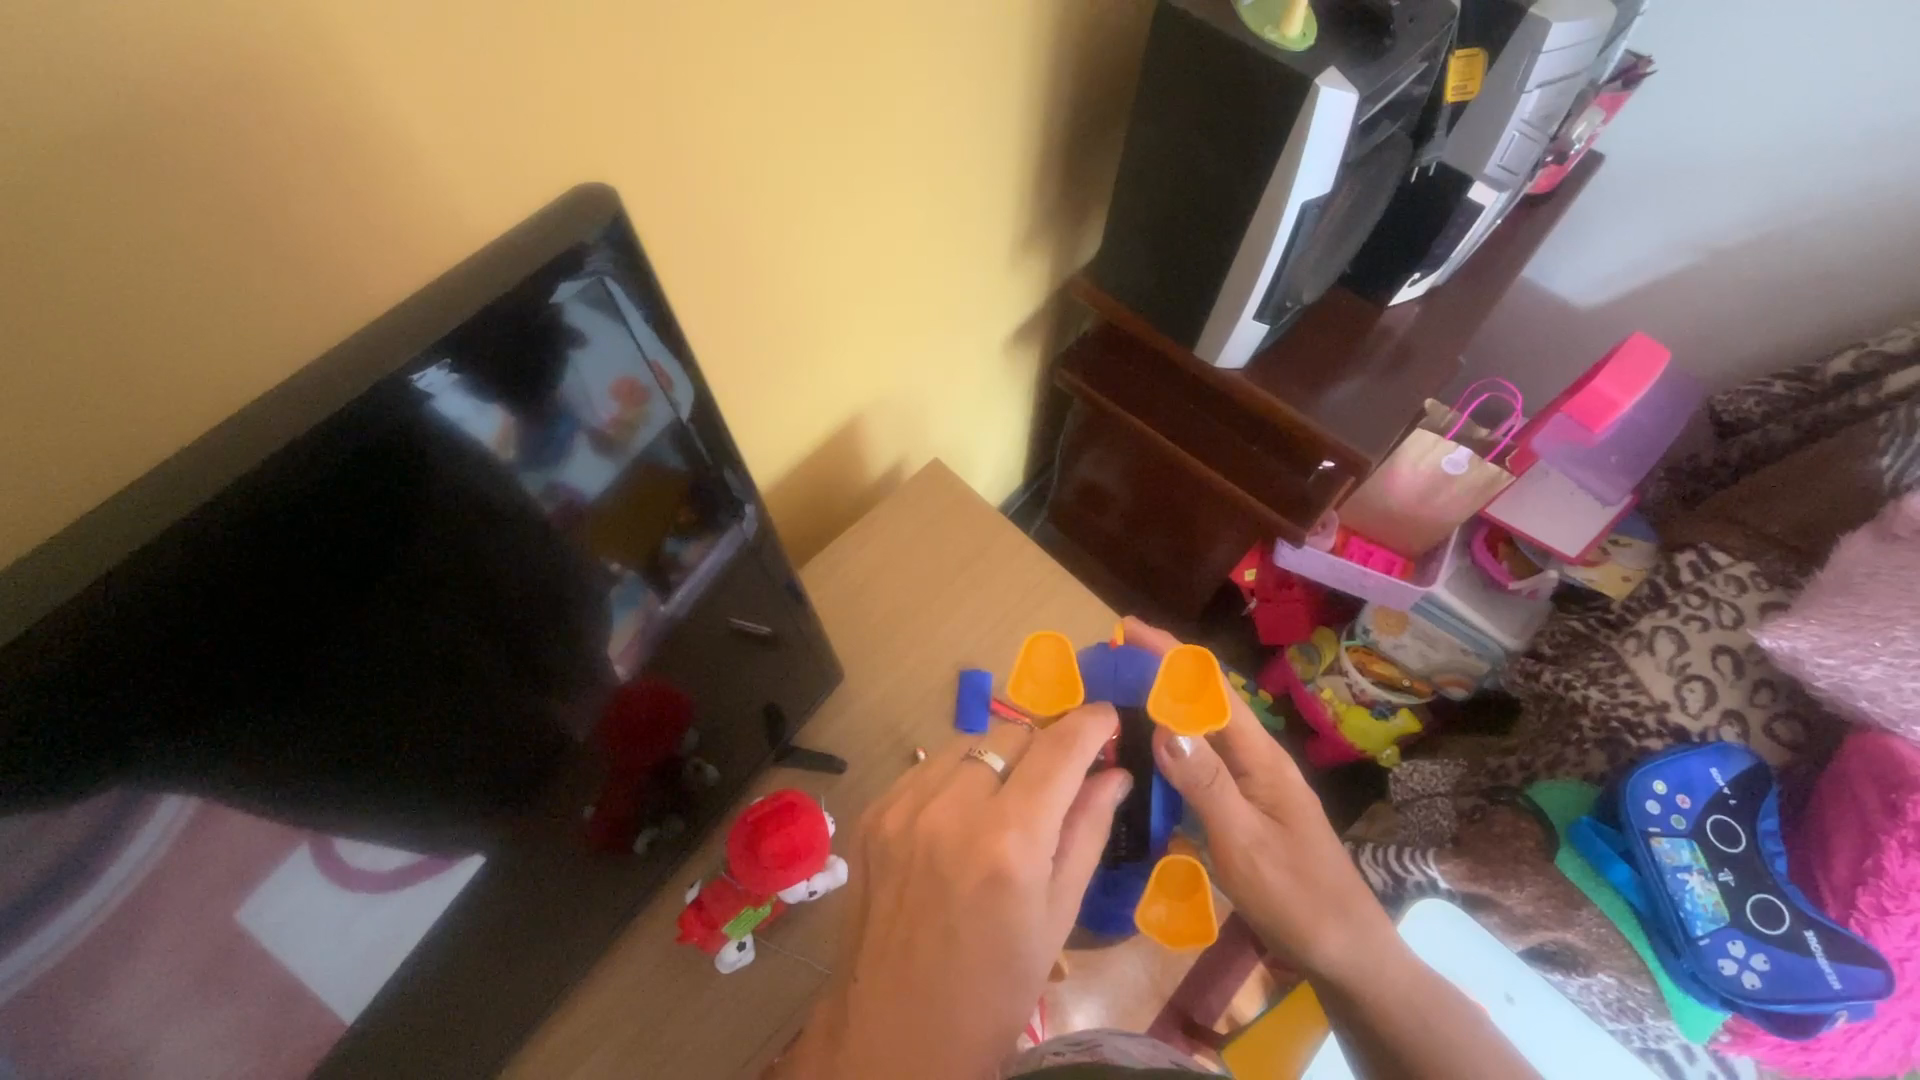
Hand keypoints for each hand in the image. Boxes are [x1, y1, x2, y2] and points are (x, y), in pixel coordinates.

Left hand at [781, 704, 1131, 1079]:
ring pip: (966, 743)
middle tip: (1057, 779)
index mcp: (1007, 842)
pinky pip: (926, 767)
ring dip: (997, 760)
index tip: (1108, 719)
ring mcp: (902, 808)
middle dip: (1043, 749)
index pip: (1058, 749)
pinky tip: (960, 817)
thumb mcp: (1056, 917)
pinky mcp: (873, 814)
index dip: (1091, 724)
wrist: (894, 1034)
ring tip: (1006, 801)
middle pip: (1011, 736)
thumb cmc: (994, 989)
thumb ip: (1087, 831)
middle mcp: (950, 810)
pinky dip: (954, 777)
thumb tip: (1114, 773)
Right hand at [1123, 618, 1397, 984]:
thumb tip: (1162, 721)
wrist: (1346, 953)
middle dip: (1159, 673)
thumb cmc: (1296, 898)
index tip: (1126, 629)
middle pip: (1204, 700)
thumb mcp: (1243, 842)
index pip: (1211, 688)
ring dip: (1161, 707)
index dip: (1169, 653)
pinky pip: (1200, 764)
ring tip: (1115, 700)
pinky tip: (1144, 758)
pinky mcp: (1244, 807)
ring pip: (1200, 731)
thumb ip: (1205, 783)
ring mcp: (1251, 784)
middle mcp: (1255, 759)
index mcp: (1260, 757)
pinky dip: (1168, 749)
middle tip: (1107, 665)